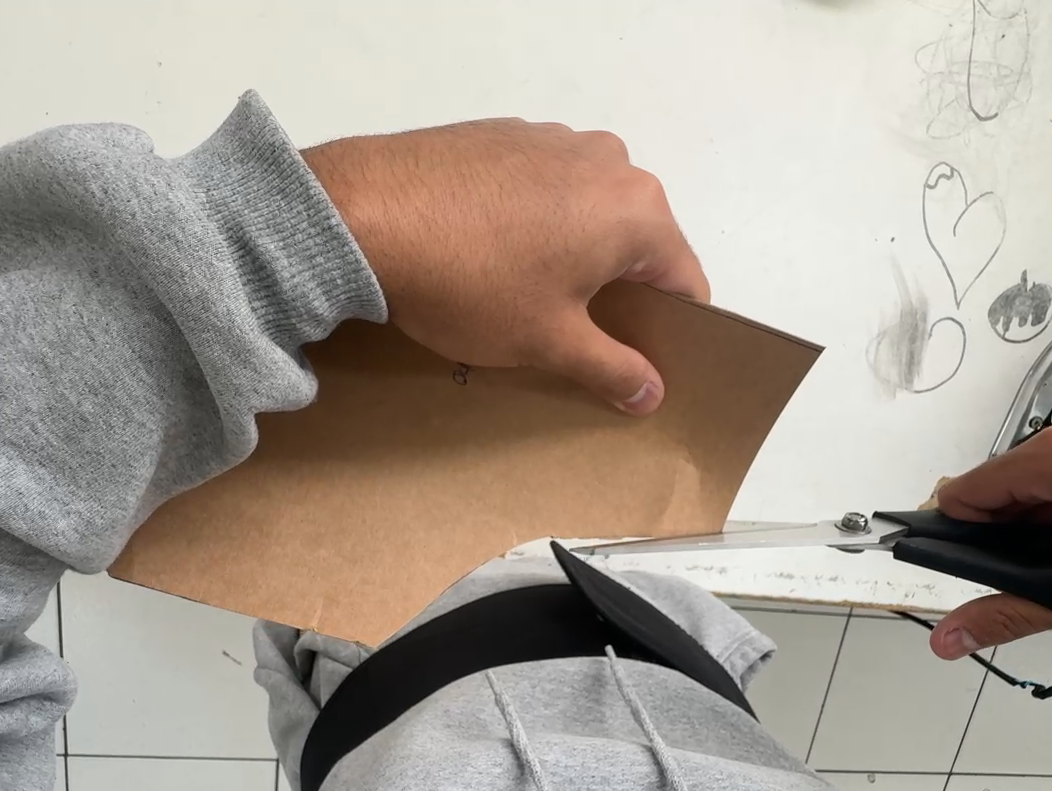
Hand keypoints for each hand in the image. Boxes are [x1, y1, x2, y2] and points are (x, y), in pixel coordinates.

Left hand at [301, 120, 708, 415]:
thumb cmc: (475, 285)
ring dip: (576, 260)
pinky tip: (495, 257)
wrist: (366, 215)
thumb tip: (653, 393)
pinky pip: (547, 192)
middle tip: (575, 338)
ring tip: (527, 298)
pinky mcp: (507, 136)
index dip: (669, 332)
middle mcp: (610, 162)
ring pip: (591, 216)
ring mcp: (556, 141)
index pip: (684, 282)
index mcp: (638, 211)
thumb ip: (612, 369)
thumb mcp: (550, 341)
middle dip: (618, 295)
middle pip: (638, 245)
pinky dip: (539, 227)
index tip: (637, 363)